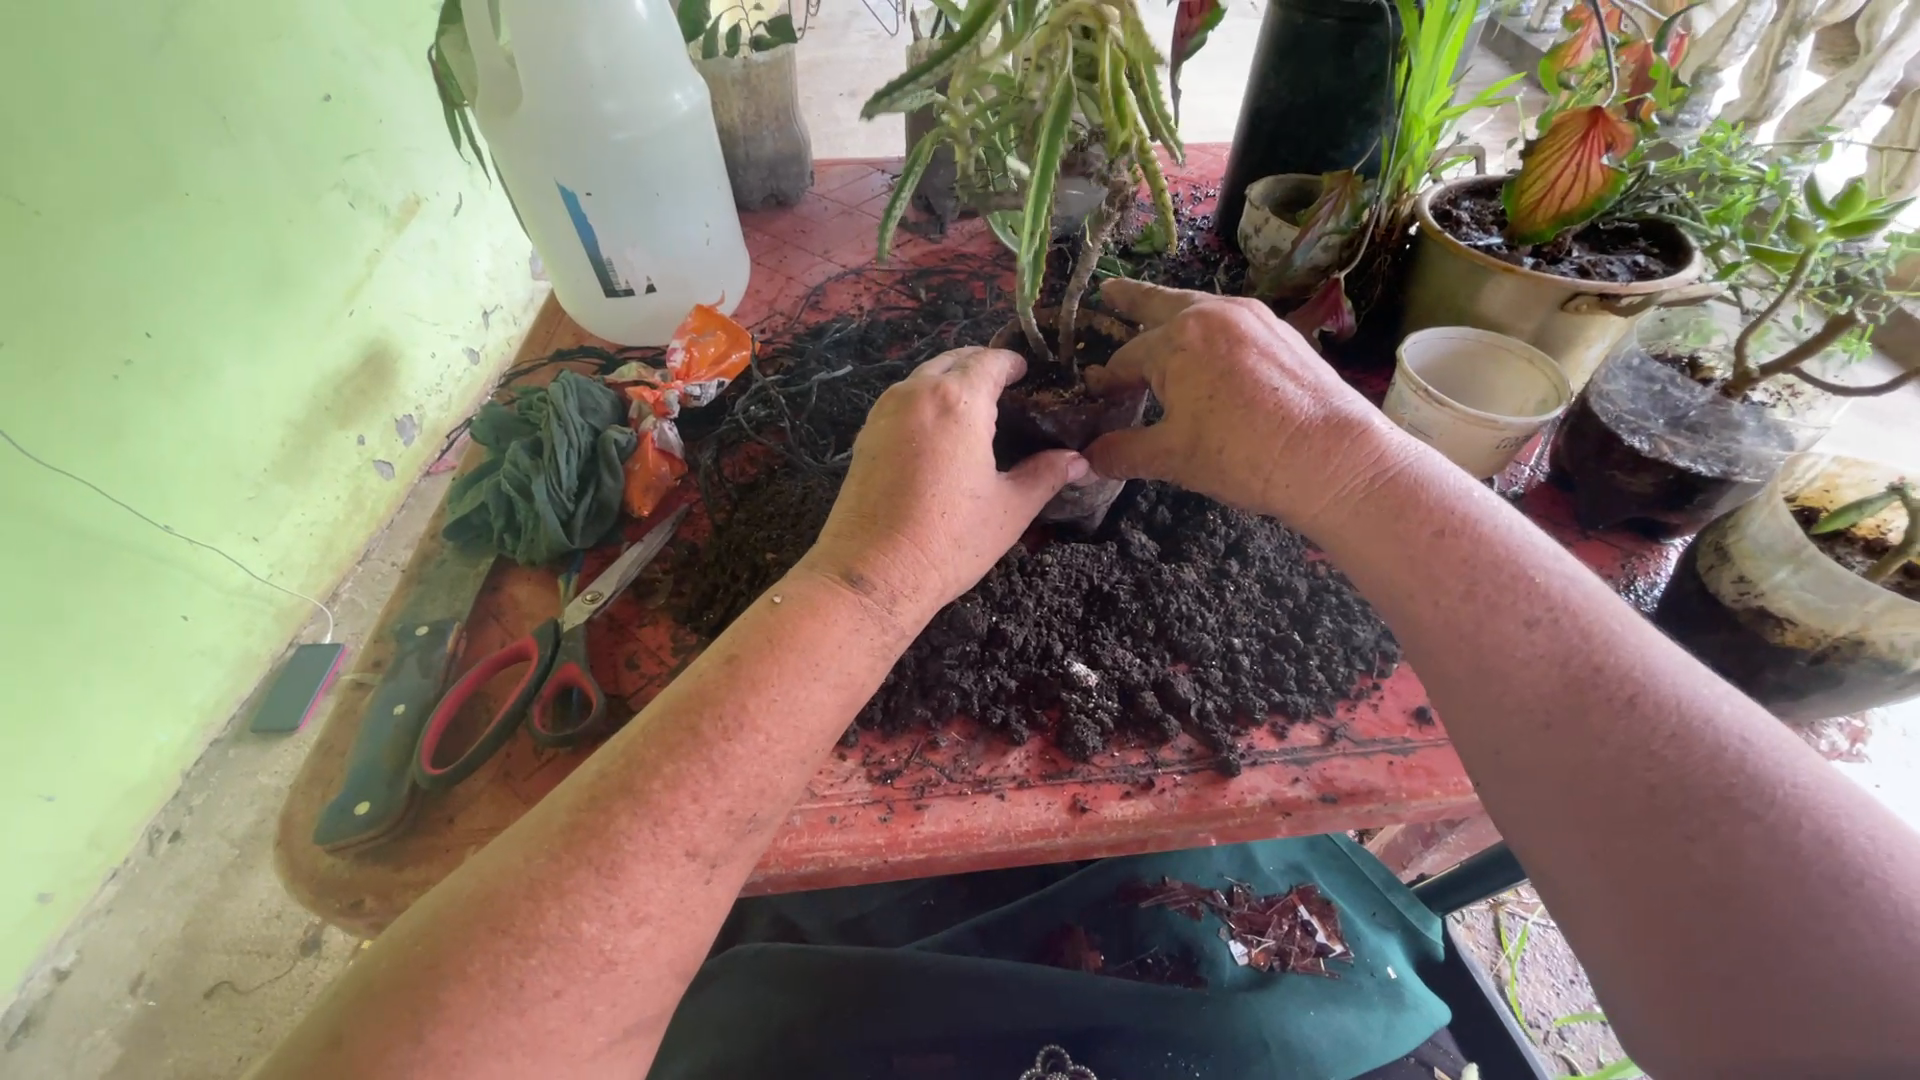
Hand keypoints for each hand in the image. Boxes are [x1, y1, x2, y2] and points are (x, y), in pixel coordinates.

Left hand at [798, 347, 1087, 629]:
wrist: (872, 572)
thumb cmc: (949, 539)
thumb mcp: (1010, 508)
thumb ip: (1046, 476)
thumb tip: (1079, 462)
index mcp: (958, 401)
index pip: (989, 361)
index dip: (1011, 363)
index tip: (1025, 372)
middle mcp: (916, 394)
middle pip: (951, 361)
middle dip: (978, 366)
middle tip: (1003, 387)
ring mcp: (884, 413)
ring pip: (921, 379)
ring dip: (948, 381)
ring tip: (973, 409)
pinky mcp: (865, 436)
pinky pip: (901, 402)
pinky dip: (923, 403)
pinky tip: (938, 434)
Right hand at [1084, 279, 1415, 527]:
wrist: (1332, 457)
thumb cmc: (1242, 456)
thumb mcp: (1171, 458)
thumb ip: (1122, 453)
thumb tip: (1088, 459)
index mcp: (1176, 342)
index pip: (1124, 361)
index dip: (1106, 382)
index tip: (1095, 397)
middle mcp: (1211, 315)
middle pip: (1158, 304)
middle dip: (1129, 300)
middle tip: (1107, 290)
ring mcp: (1251, 317)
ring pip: (1197, 309)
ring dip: (1171, 313)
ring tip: (1155, 316)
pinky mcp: (1280, 331)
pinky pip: (1229, 321)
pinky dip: (1207, 329)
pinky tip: (1208, 349)